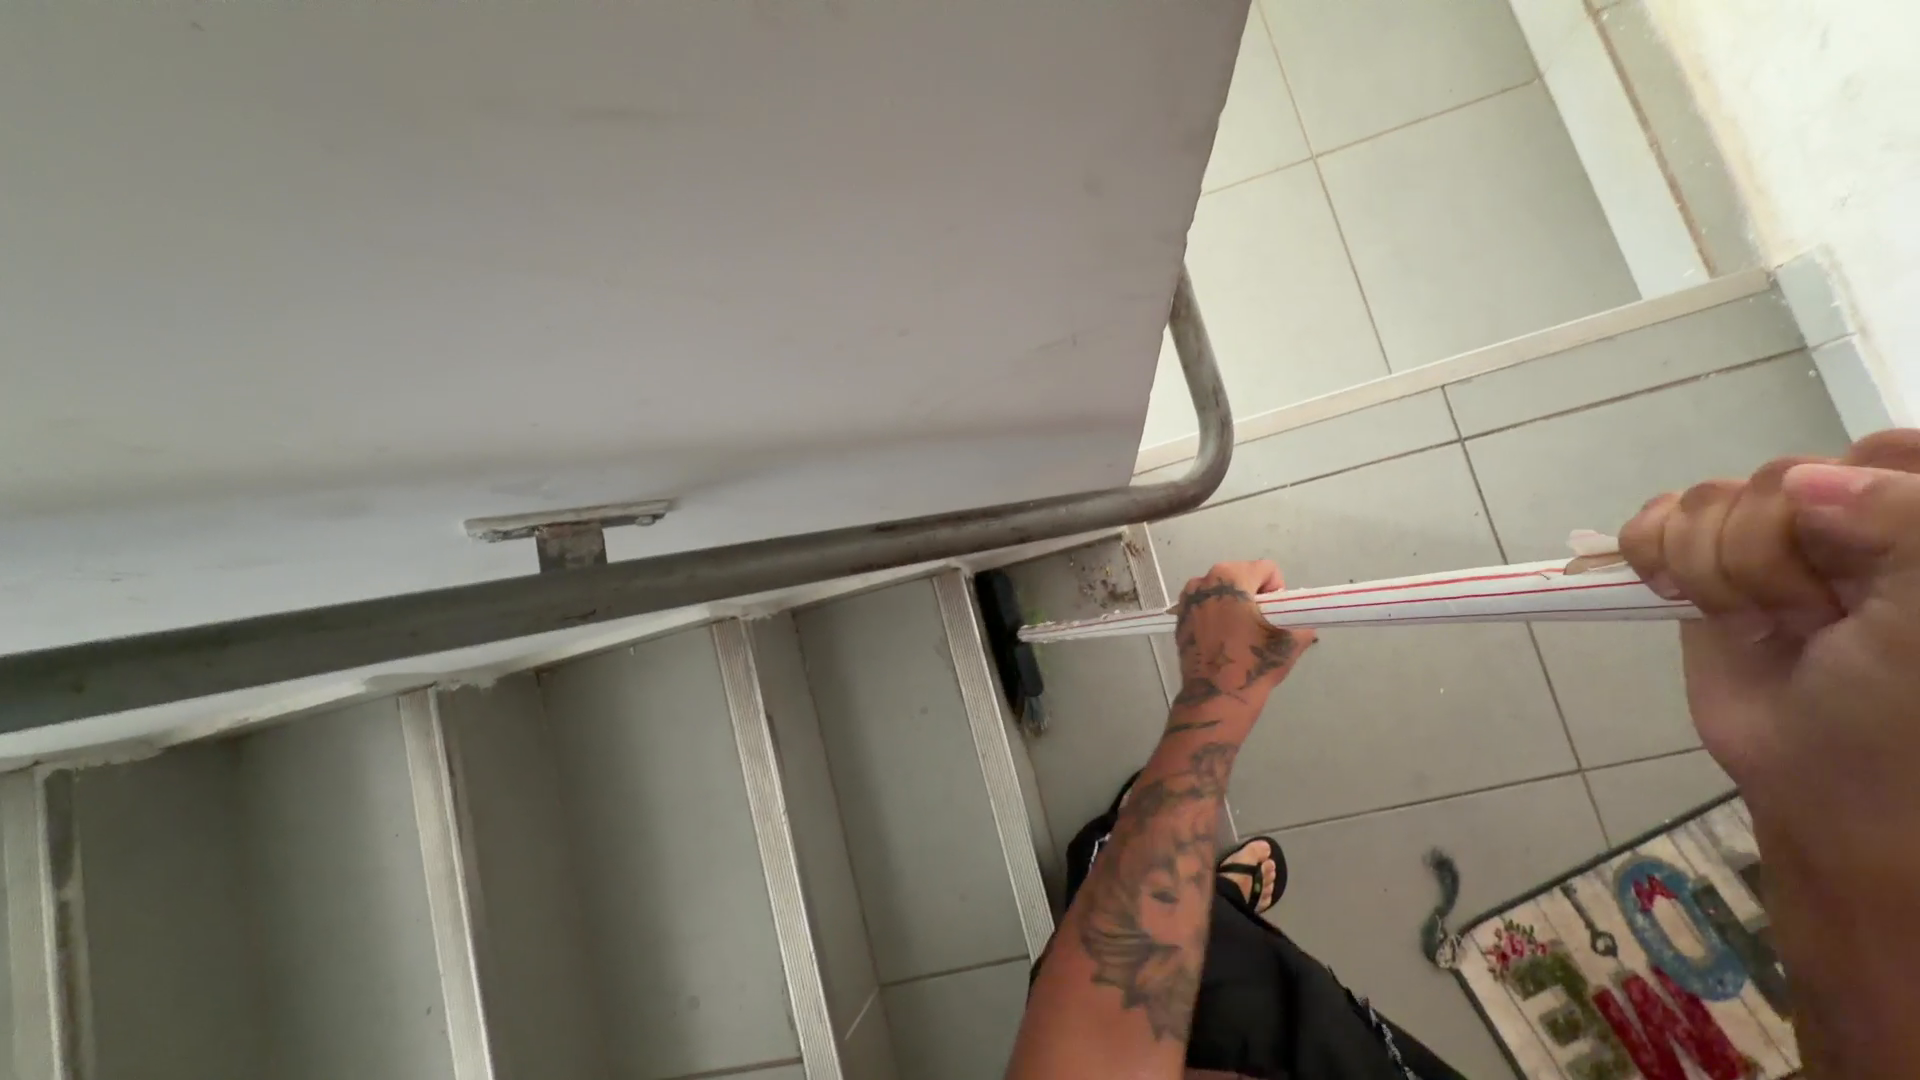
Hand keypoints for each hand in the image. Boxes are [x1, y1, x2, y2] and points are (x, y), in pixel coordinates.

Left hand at [1169, 561, 1315, 724]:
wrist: (1216, 694)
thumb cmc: (1254, 662)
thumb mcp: (1291, 640)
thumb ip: (1301, 619)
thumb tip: (1301, 617)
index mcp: (1231, 577)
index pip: (1266, 569)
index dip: (1278, 590)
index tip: (1277, 613)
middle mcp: (1204, 580)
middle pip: (1241, 575)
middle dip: (1254, 593)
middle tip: (1260, 623)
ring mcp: (1187, 598)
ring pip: (1221, 589)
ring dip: (1234, 602)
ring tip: (1241, 631)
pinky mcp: (1179, 616)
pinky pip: (1205, 604)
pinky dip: (1216, 613)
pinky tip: (1222, 636)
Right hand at [1618, 430, 1919, 839]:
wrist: (1824, 781)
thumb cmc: (1904, 709)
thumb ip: (1908, 523)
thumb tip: (1803, 481)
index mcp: (1913, 519)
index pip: (1879, 451)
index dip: (1855, 502)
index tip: (1867, 573)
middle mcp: (1847, 521)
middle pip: (1778, 476)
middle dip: (1774, 555)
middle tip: (1817, 620)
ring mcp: (1764, 544)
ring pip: (1705, 501)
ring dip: (1715, 572)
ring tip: (1760, 625)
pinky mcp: (1694, 567)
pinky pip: (1648, 521)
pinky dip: (1648, 553)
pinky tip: (1679, 593)